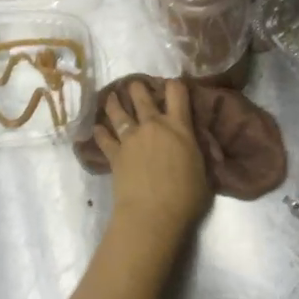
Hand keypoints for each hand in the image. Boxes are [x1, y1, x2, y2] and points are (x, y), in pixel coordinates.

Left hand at [93, 78, 209, 238]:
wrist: (153, 214)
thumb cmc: (186, 197)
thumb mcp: (202, 170)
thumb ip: (194, 152)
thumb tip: (190, 147)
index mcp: (179, 127)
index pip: (177, 93)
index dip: (174, 84)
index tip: (172, 84)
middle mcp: (153, 126)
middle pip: (142, 97)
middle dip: (138, 88)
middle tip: (135, 85)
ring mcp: (131, 139)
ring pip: (119, 113)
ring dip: (115, 103)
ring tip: (112, 97)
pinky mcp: (115, 155)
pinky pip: (104, 139)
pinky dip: (100, 132)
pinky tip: (96, 128)